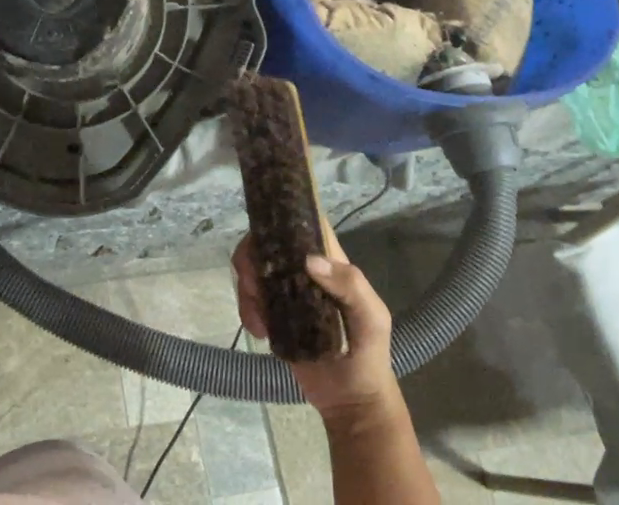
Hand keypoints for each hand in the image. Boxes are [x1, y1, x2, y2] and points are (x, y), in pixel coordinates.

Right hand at [233, 229, 403, 423]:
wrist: (351, 402)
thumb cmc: (368, 355)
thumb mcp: (371, 319)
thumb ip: (350, 286)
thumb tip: (309, 260)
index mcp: (331, 262)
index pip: (304, 224)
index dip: (282, 217)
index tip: (264, 230)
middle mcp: (305, 270)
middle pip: (267, 243)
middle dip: (252, 261)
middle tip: (255, 289)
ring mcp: (286, 290)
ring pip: (253, 269)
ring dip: (247, 290)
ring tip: (259, 322)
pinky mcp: (273, 313)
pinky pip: (250, 298)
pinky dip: (246, 310)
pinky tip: (260, 333)